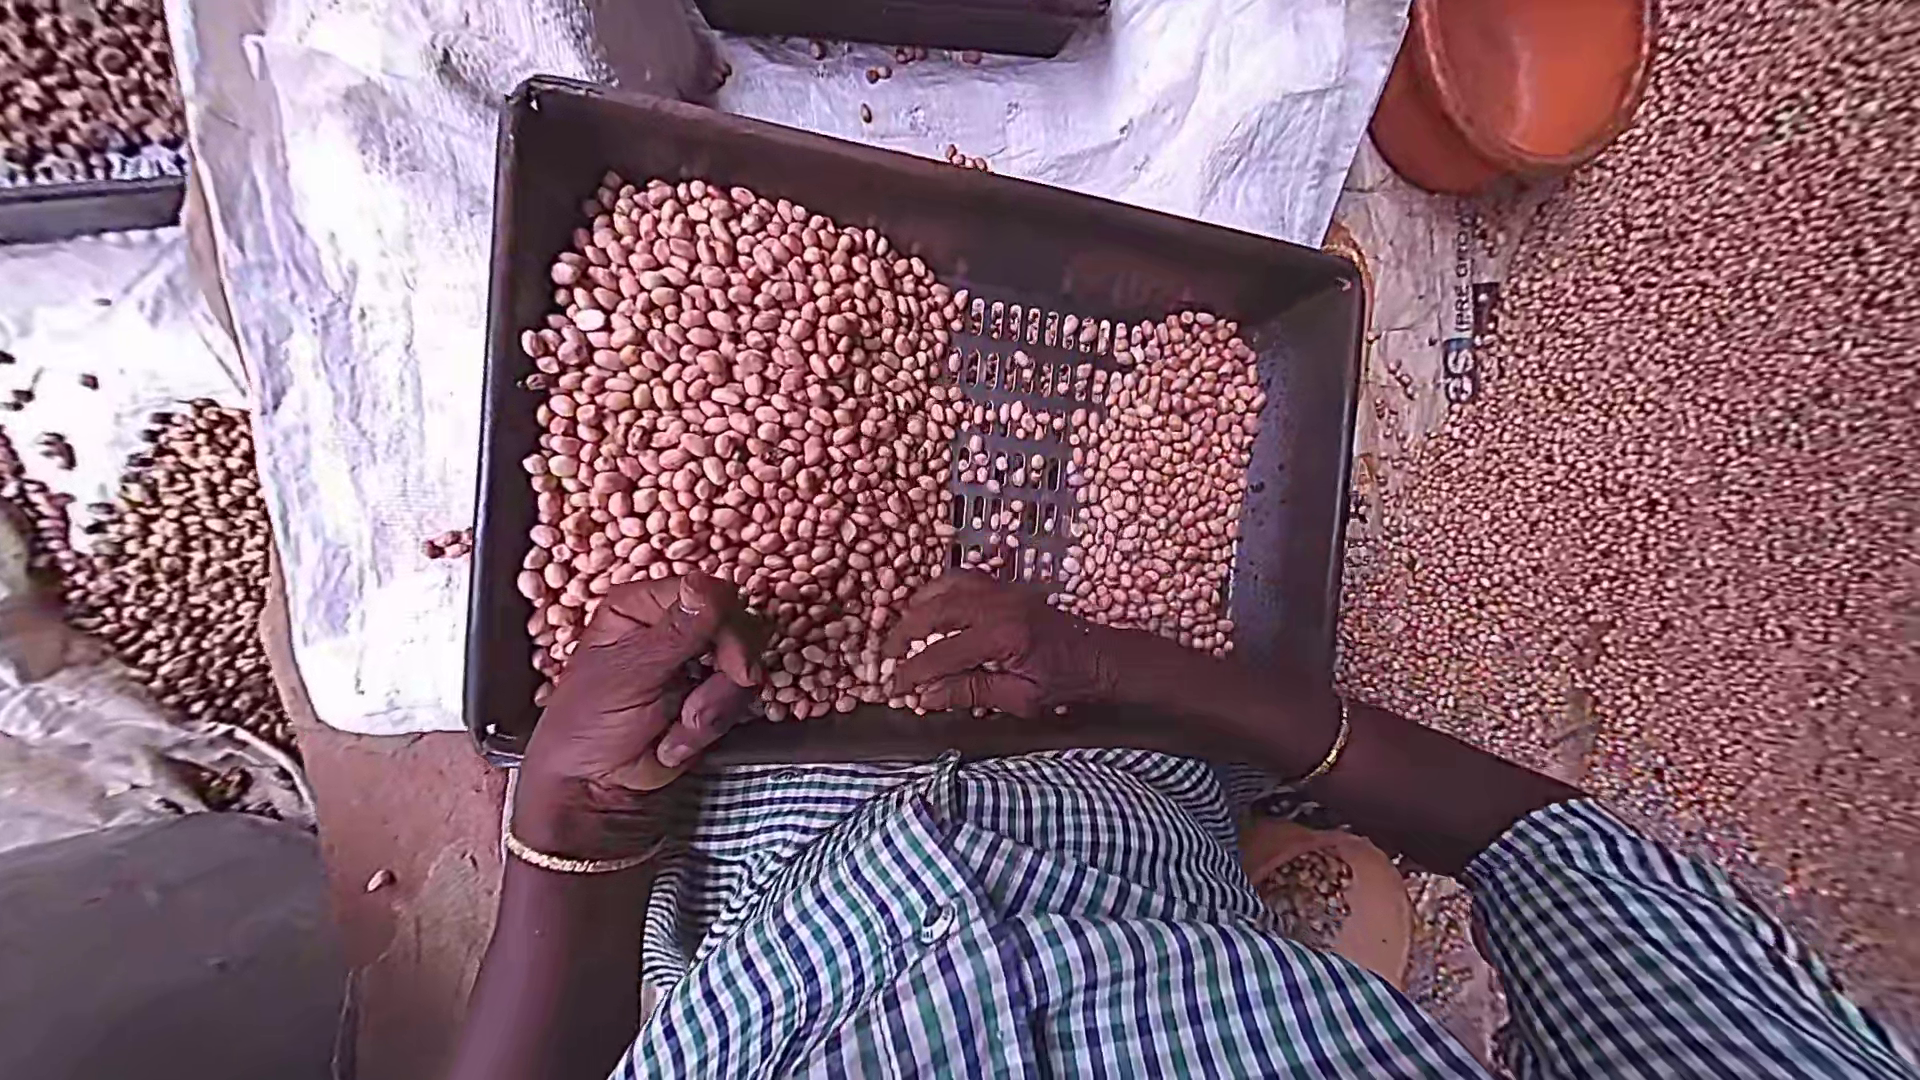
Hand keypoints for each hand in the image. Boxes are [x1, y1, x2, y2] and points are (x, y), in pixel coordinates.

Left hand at [513, 574, 763, 859]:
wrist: (594, 789)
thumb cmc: (589, 726)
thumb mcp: (630, 674)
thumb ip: (676, 630)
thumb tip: (708, 584)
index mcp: (643, 606)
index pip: (708, 593)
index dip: (725, 623)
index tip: (729, 661)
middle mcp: (676, 624)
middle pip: (737, 626)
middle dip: (724, 675)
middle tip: (697, 711)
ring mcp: (698, 658)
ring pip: (745, 665)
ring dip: (713, 707)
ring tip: (675, 730)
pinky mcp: (713, 690)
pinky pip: (740, 696)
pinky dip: (711, 725)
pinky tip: (678, 739)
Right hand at [882, 571, 1122, 716]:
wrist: (1100, 654)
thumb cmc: (1066, 682)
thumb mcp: (1021, 698)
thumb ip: (972, 691)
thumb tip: (926, 696)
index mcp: (1002, 636)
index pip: (942, 654)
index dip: (913, 673)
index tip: (895, 688)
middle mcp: (997, 605)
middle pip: (934, 611)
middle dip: (904, 634)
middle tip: (888, 657)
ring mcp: (1001, 590)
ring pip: (945, 587)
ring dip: (918, 607)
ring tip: (904, 630)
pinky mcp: (1005, 587)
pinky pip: (963, 579)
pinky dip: (940, 590)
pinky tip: (932, 607)